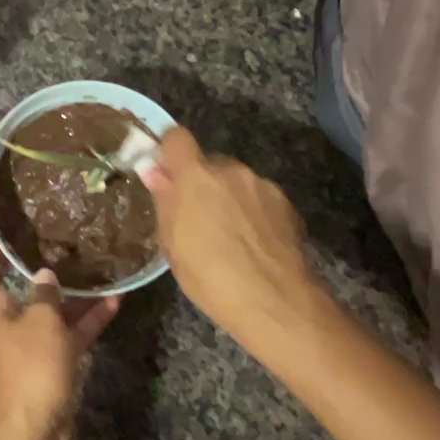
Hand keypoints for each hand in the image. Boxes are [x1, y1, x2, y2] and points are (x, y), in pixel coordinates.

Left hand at [0, 230, 119, 439]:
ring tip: (97, 265)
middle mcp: (9, 321)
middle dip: (34, 262)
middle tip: (57, 237)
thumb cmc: (31, 368)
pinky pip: (71, 333)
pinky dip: (89, 318)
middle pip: (15, 285)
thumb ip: (46, 295)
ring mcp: (32, 344)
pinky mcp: (54, 364)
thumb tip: (45, 274)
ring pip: (51, 309)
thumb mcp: (42, 323)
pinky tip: (116, 300)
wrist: (35, 431)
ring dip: (72, 291)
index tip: (1, 224)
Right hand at [142, 127, 321, 343]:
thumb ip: (164, 200)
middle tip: (196, 218)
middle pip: (208, 163)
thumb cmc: (209, 275)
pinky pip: (258, 198)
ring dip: (227, 197)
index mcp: (196, 176)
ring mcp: (262, 186)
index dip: (168, 151)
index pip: (176, 137)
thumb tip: (153, 171)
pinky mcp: (286, 204)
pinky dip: (251, 212)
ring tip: (228, 235)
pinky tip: (252, 242)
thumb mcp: (172, 242)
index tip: (164, 174)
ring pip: (235, 181)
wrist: (274, 301)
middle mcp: (231, 171)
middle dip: (200, 183)